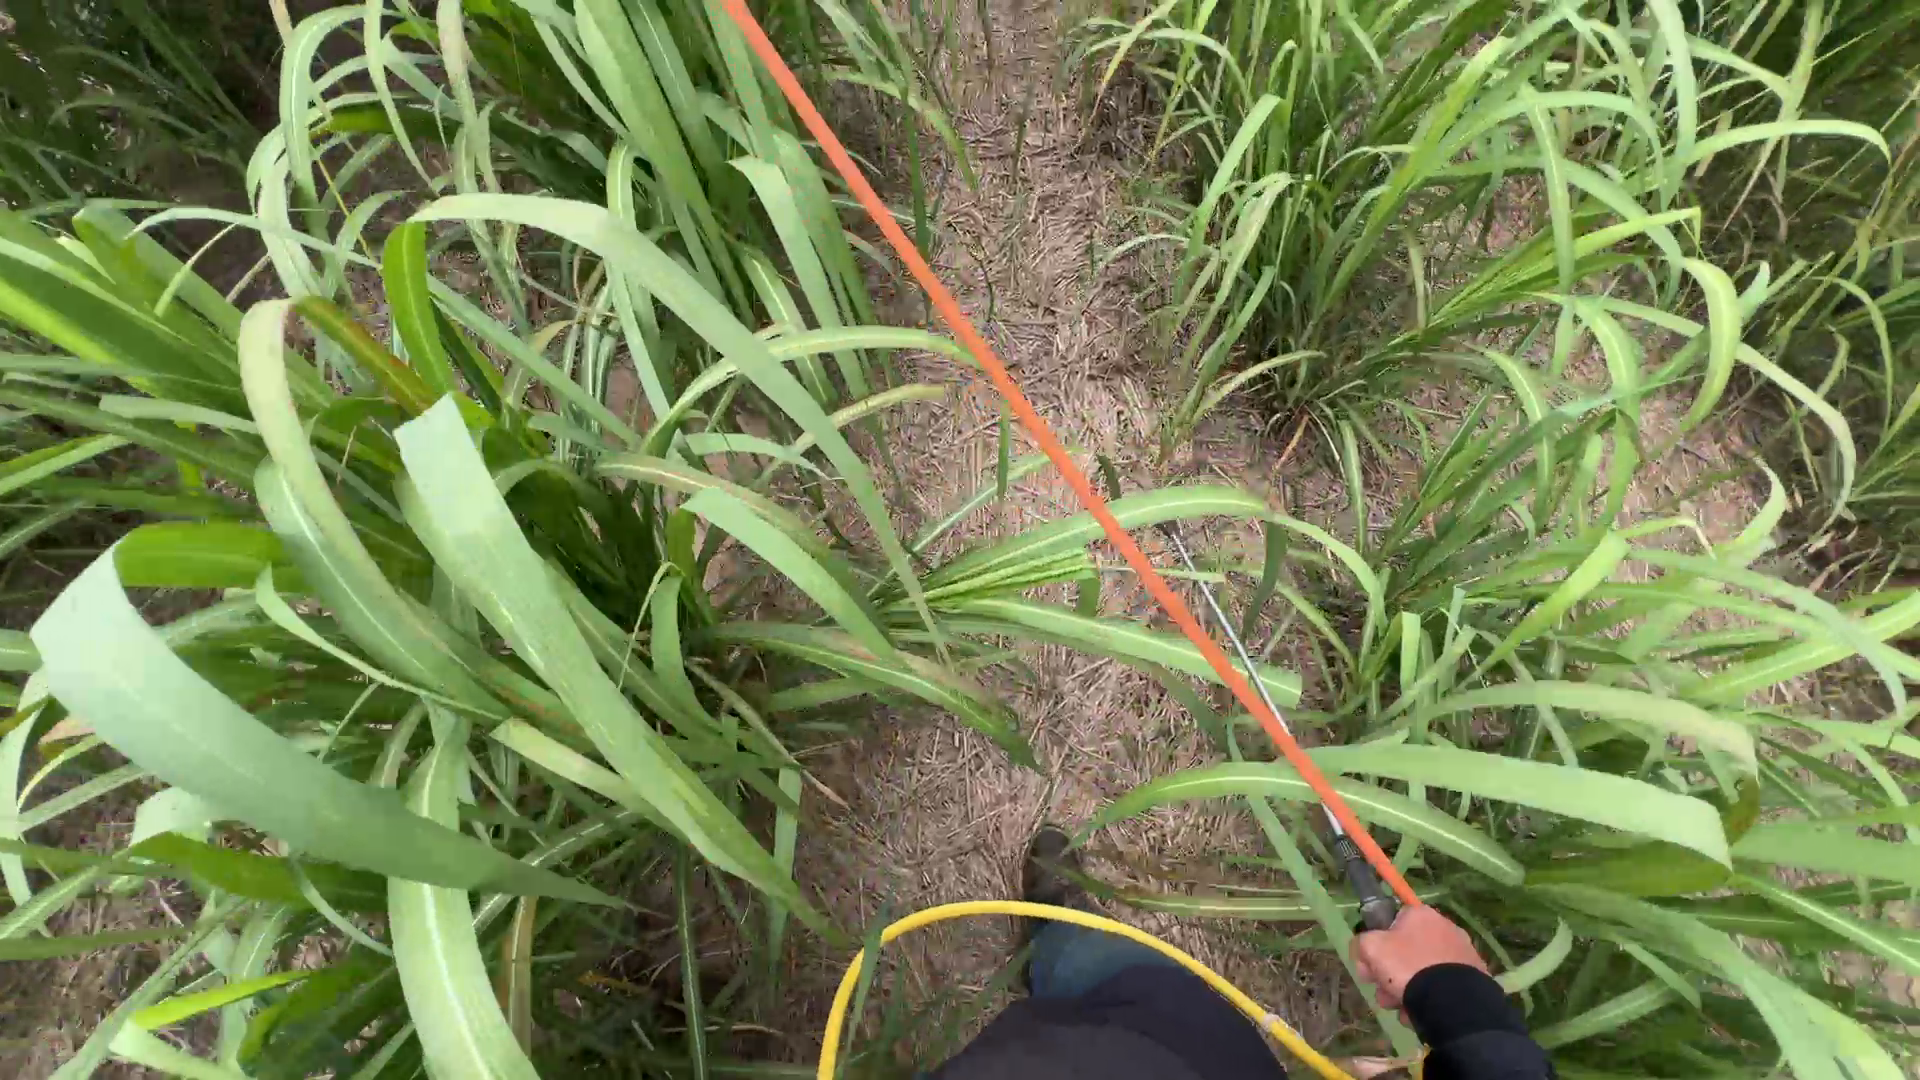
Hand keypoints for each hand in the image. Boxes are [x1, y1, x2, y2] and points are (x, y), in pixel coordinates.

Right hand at [1350, 905, 1487, 1013]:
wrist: (1455, 1004)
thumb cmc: (1408, 965)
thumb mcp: (1370, 948)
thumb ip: (1360, 944)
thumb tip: (1364, 957)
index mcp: (1421, 914)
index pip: (1392, 921)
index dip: (1378, 944)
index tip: (1372, 965)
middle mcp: (1446, 928)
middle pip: (1407, 950)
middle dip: (1391, 973)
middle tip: (1383, 992)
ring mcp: (1464, 955)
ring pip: (1424, 970)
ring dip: (1408, 988)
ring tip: (1400, 1009)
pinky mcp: (1477, 980)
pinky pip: (1443, 986)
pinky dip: (1431, 997)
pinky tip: (1420, 1013)